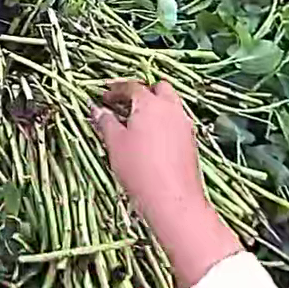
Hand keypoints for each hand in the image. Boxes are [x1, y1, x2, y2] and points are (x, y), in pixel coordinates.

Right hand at [92, 81, 241, 287]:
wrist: (173, 201)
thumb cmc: (139, 168)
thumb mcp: (114, 143)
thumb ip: (106, 121)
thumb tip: (98, 110)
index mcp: (151, 103)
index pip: (132, 87)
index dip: (116, 90)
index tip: (104, 98)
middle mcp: (171, 109)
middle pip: (158, 88)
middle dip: (142, 91)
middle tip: (125, 104)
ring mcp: (184, 125)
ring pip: (170, 105)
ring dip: (155, 107)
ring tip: (136, 122)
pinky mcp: (190, 142)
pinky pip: (175, 122)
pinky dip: (163, 122)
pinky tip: (150, 138)